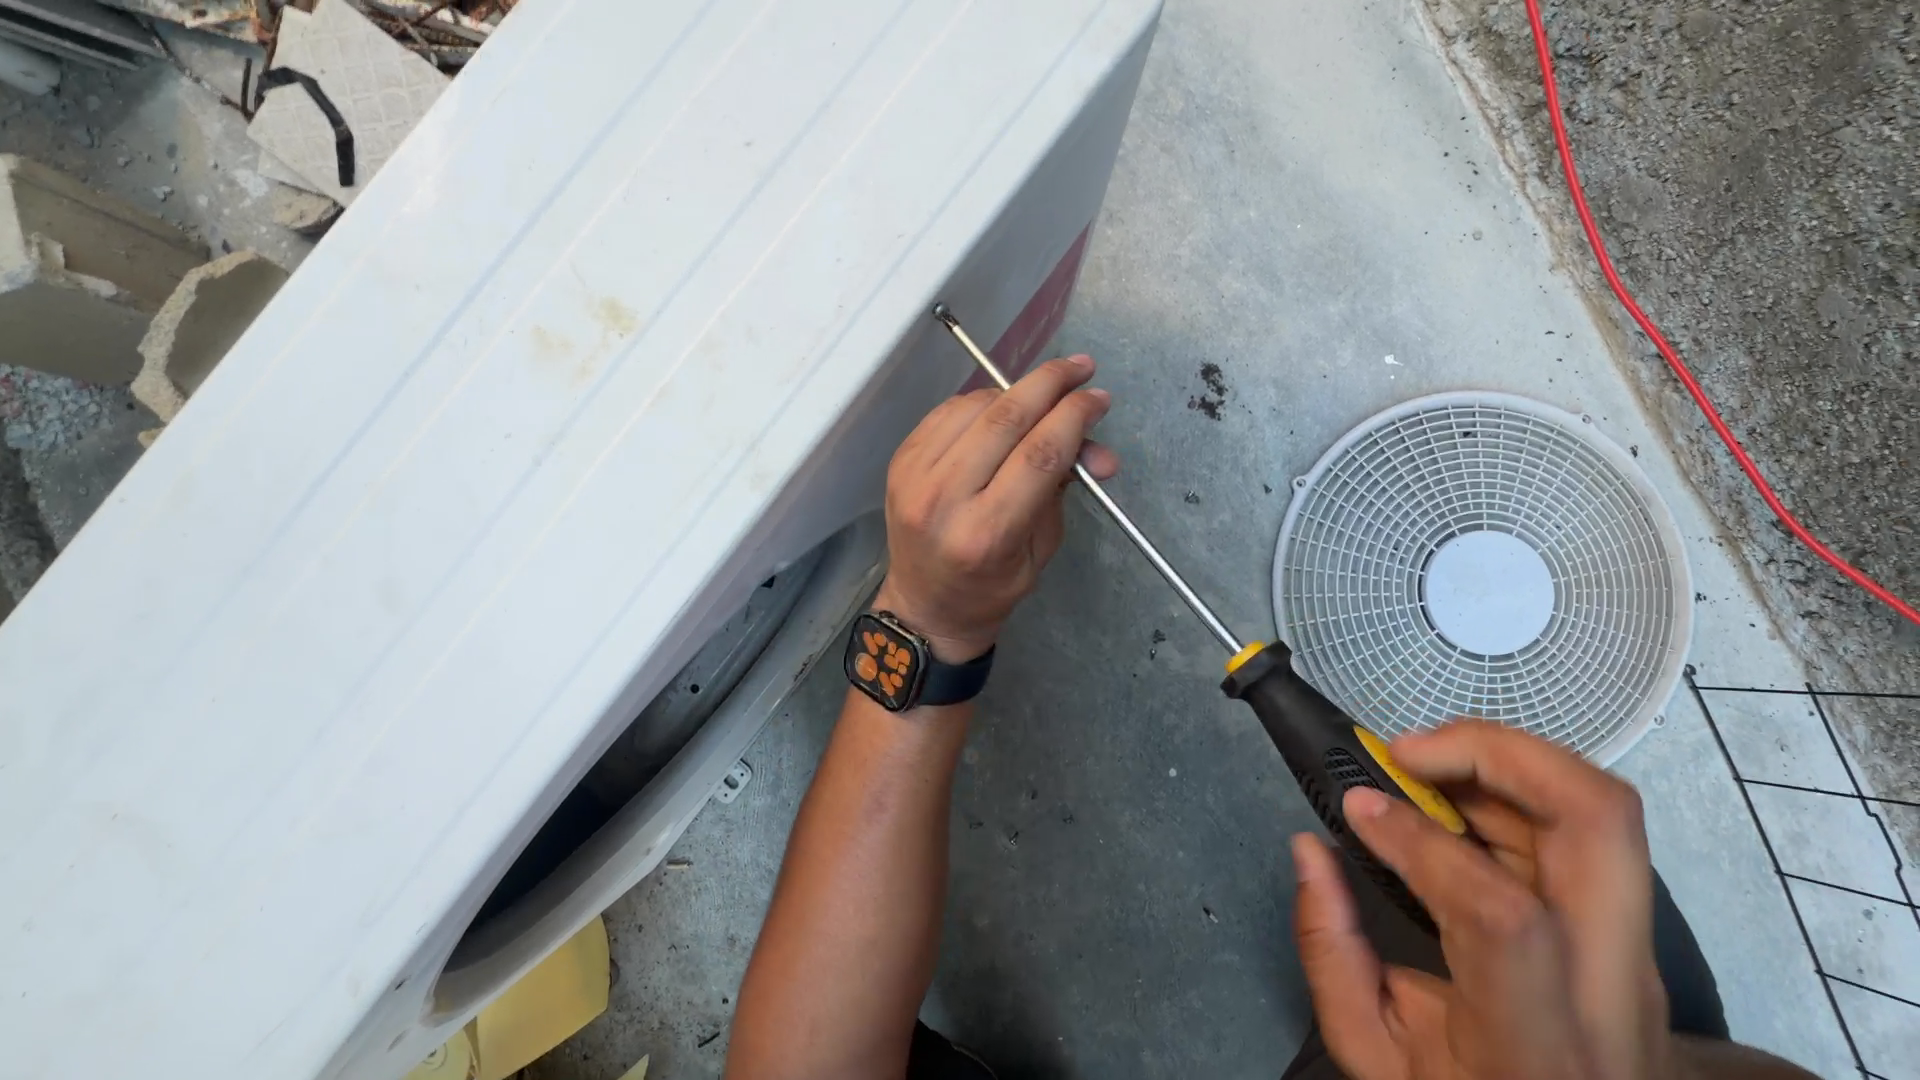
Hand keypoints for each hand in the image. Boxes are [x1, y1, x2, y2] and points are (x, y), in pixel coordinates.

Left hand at [873, 354, 1118, 662]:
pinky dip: (981, 401)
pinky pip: (947, 412)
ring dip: (1016, 390)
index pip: (1039, 454)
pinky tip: (1002, 406)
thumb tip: (1092, 445)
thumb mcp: (1040, 551)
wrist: (924, 606)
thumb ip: (1060, 490)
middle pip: (1005, 418)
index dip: (1075, 416)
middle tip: (1081, 367)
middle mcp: (945, 499)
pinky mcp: (900, 461)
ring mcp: (915, 476)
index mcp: (987, 534)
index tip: (1099, 398)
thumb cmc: (991, 589)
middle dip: (1050, 383)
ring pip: (974, 407)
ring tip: (1044, 393)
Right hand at [1291, 721, 1678, 1079]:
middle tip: (1407, 750)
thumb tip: (1310, 846)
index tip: (1357, 805)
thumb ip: (1331, 949)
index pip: (1503, 914)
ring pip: (1598, 806)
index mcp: (1537, 1039)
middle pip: (1598, 821)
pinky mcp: (1631, 922)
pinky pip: (1580, 822)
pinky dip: (1509, 785)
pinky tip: (1450, 796)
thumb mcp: (1373, 1051)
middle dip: (1498, 752)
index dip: (1420, 839)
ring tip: (1419, 766)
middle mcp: (1612, 983)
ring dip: (1499, 759)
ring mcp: (1636, 947)